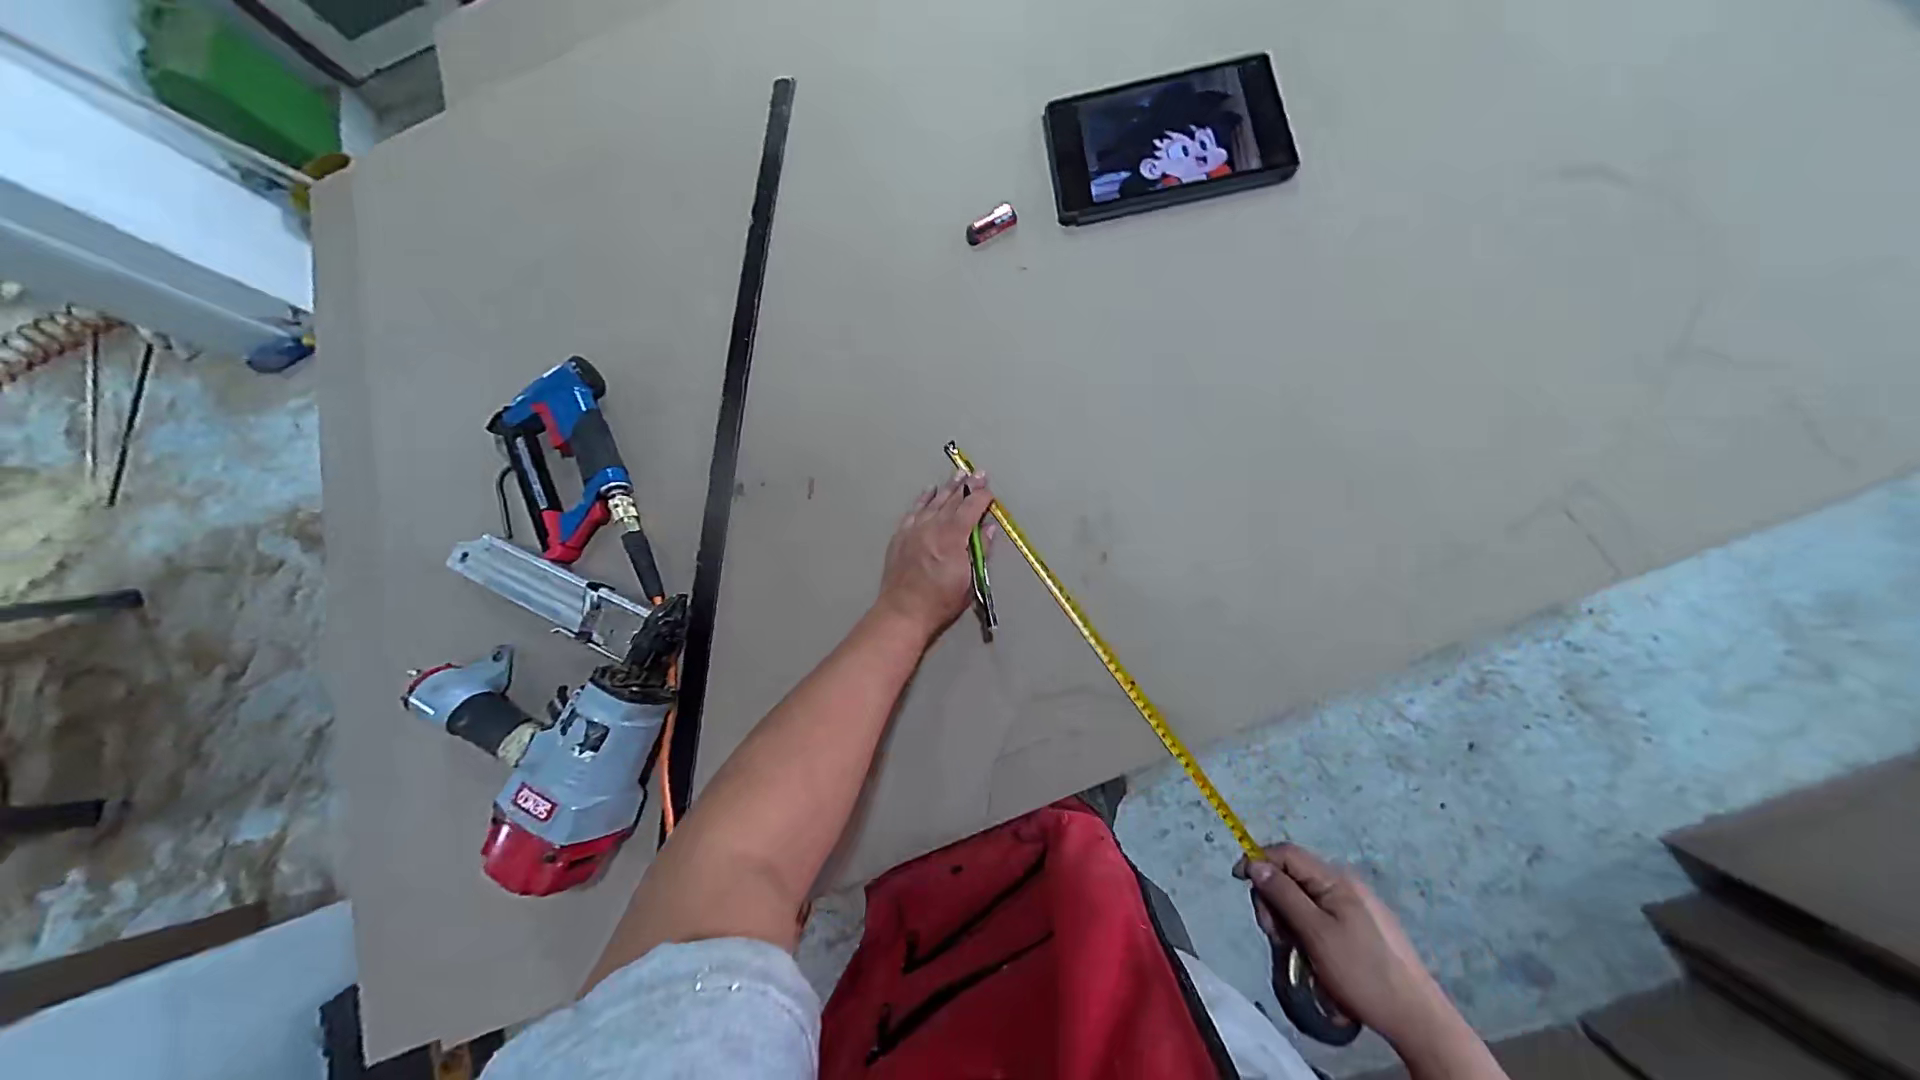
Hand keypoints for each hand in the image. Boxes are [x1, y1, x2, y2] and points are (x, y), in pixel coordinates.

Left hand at [874, 472, 994, 637]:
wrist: (903, 611)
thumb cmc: (941, 602)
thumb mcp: (970, 581)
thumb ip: (980, 552)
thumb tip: (988, 530)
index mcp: (953, 537)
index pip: (971, 508)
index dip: (982, 497)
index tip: (989, 490)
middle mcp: (932, 527)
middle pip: (952, 500)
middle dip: (967, 486)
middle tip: (977, 473)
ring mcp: (914, 530)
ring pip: (933, 501)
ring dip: (947, 487)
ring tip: (957, 475)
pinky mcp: (901, 536)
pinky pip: (914, 510)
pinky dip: (923, 499)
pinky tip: (929, 491)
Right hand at [1235, 844, 1461, 1052]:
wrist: (1417, 1019)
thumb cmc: (1362, 973)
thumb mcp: (1315, 933)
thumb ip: (1283, 894)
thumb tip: (1255, 863)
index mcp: (1336, 880)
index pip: (1286, 853)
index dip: (1257, 860)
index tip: (1238, 881)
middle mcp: (1346, 884)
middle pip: (1293, 875)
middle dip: (1274, 899)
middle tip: (1275, 934)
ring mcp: (1356, 905)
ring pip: (1304, 898)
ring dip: (1289, 919)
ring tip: (1295, 950)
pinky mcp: (1362, 926)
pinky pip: (1321, 914)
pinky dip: (1307, 928)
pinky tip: (1312, 953)